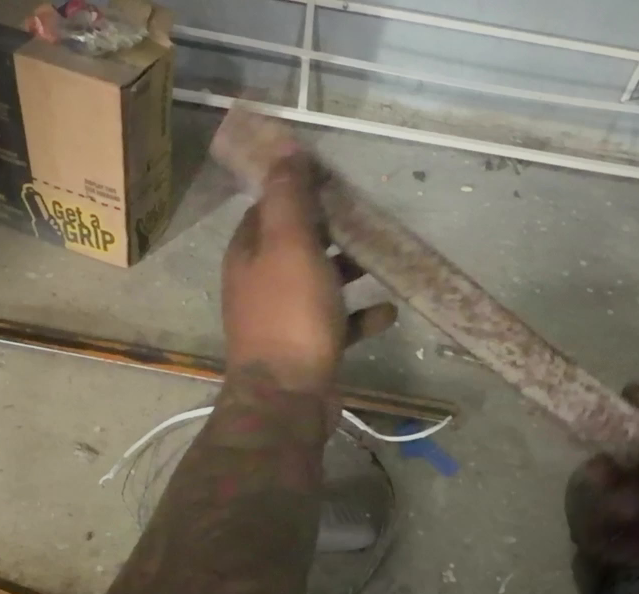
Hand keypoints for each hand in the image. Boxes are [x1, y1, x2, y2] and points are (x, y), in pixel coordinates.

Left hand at [220, 155, 394, 391]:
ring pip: (321, 284)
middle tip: (370, 217)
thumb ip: (289, 196)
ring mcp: (284, 320)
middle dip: (333, 230)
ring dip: (352, 271)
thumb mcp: (289, 244)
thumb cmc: (290, 316)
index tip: (337, 179)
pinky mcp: (308, 351)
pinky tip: (390, 311)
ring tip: (385, 259)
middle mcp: (261, 284)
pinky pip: (339, 325)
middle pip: (299, 245)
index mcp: (249, 254)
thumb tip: (287, 149)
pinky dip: (362, 316)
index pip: (271, 207)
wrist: (286, 399)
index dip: (300, 189)